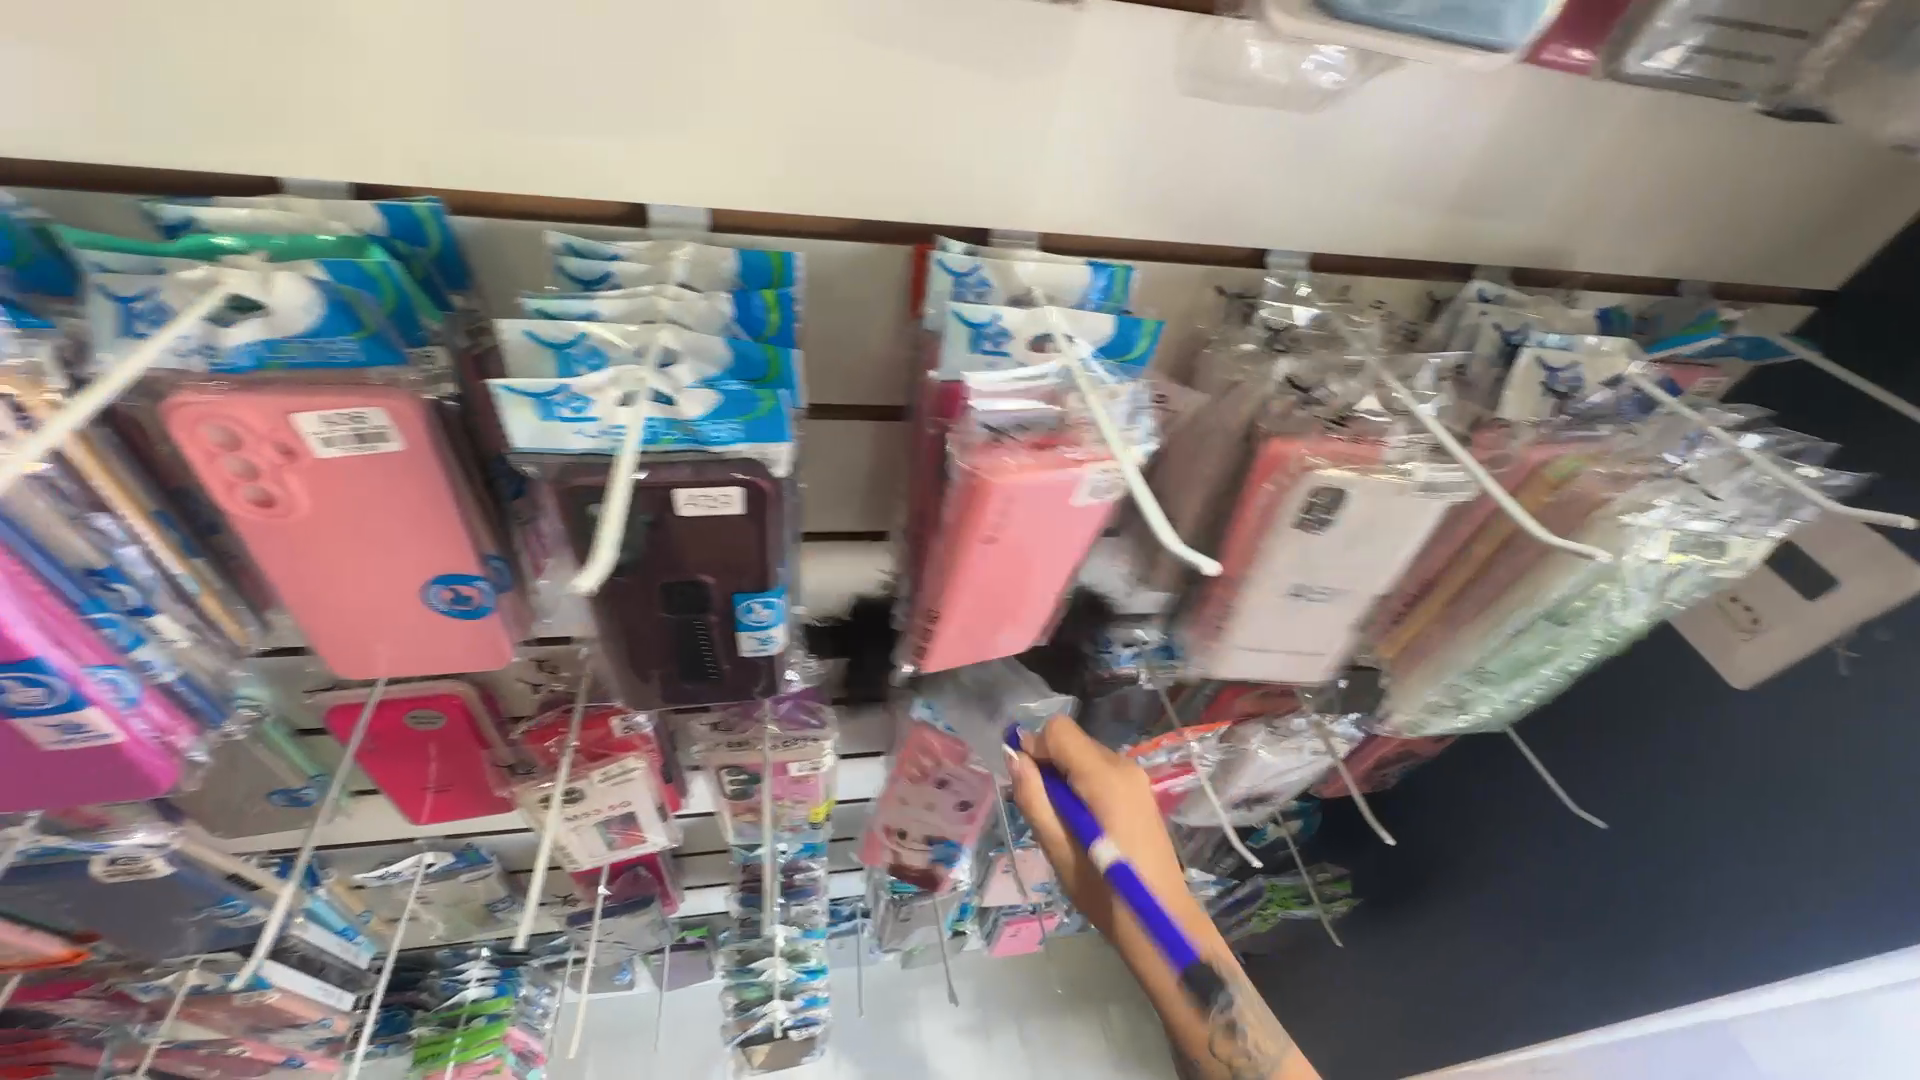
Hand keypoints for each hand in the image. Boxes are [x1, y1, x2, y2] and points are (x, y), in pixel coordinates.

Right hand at [1005, 715, 1194, 938]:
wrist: (1160, 921)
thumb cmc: (1103, 890)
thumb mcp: (1057, 847)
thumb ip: (1033, 796)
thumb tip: (1013, 756)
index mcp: (1104, 776)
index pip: (1058, 730)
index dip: (1035, 748)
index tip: (1026, 783)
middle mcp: (1123, 765)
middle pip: (1072, 741)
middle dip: (1049, 764)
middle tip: (1043, 810)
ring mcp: (1136, 778)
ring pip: (1085, 754)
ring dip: (1065, 776)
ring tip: (1063, 821)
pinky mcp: (1140, 791)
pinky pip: (1101, 770)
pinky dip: (1083, 784)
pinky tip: (1084, 823)